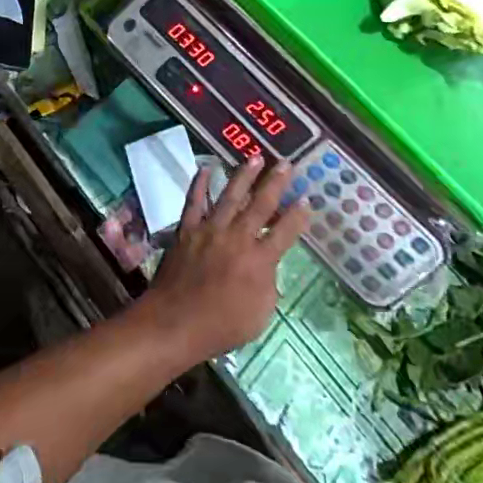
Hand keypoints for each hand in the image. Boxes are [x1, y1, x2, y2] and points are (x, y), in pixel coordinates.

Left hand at [140, 156, 309, 362]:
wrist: (175, 322)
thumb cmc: (222, 326)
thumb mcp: (260, 314)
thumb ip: (268, 285)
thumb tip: (268, 266)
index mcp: (259, 261)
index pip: (285, 232)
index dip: (298, 216)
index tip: (307, 199)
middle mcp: (237, 238)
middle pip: (260, 205)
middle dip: (275, 183)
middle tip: (286, 164)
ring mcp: (210, 230)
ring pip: (229, 195)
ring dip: (244, 175)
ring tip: (255, 157)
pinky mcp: (187, 230)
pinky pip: (194, 202)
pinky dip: (199, 184)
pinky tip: (205, 168)